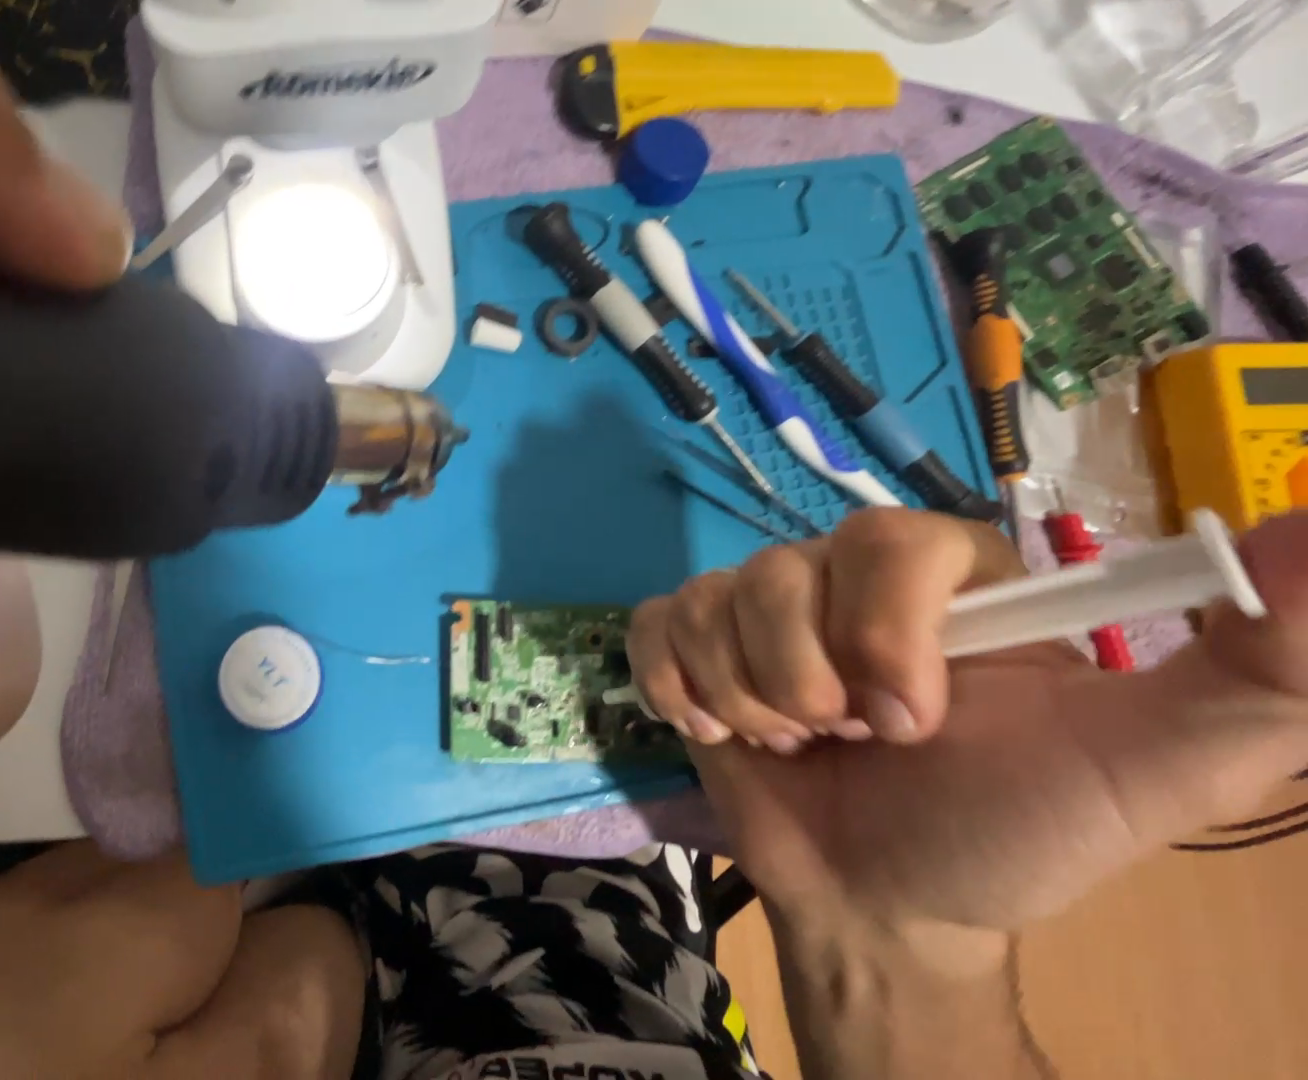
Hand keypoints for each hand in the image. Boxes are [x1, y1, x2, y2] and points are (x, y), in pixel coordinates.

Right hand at [628, 508, 1307, 940]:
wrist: (883, 903)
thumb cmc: (1005, 835)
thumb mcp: (1149, 772)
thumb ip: (1257, 674)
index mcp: (946, 581)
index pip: (886, 538)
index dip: (880, 630)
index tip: (905, 723)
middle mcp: (841, 579)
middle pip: (777, 573)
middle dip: (804, 682)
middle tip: (845, 740)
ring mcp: (755, 610)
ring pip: (710, 604)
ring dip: (747, 700)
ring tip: (791, 746)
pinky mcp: (690, 645)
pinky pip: (653, 626)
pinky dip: (673, 685)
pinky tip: (716, 726)